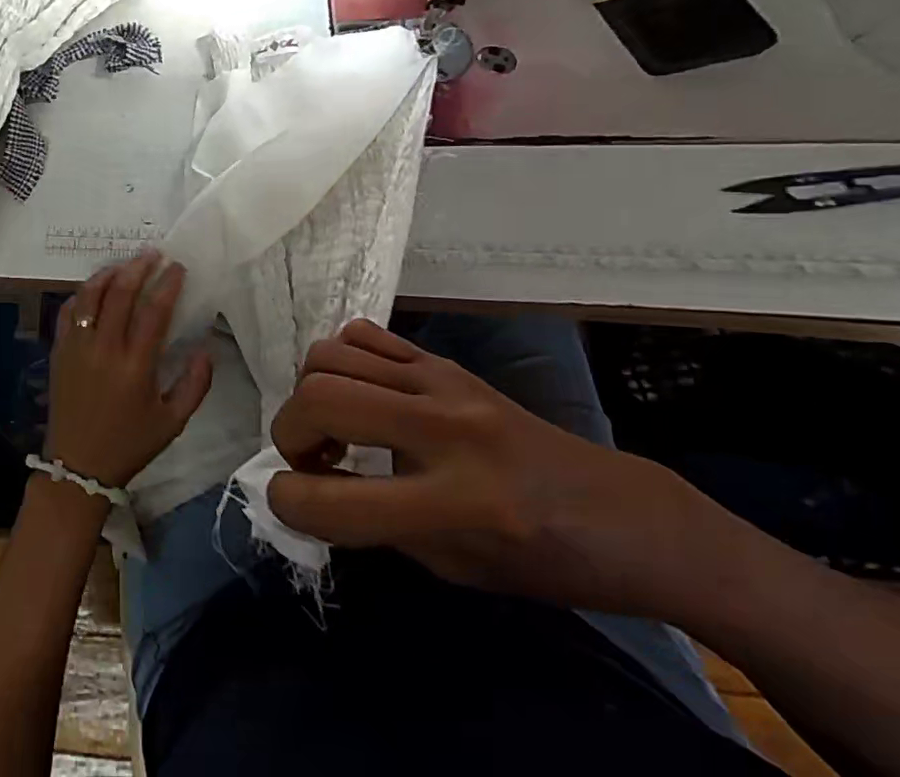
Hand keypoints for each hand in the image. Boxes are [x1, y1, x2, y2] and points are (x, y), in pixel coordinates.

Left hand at [46, 251, 212, 489]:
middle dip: (139, 268)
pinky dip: (82, 294)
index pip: (154, 311)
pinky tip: (95, 288)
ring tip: (126, 264)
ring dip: (109, 274)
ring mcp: (77, 348)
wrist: (78, 467)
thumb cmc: (130, 444)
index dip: (168, 284)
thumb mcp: (174, 422)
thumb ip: (195, 384)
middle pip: (120, 294)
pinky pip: (68, 312)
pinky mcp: (59, 352)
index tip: (178, 267)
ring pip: (90, 296)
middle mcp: (104, 350)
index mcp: (135, 366)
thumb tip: (206, 349)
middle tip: (154, 254)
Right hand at [267, 318, 735, 619]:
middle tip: (312, 460)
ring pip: (331, 355)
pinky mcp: (446, 361)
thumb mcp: (446, 565)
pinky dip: (342, 361)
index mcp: (452, 505)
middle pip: (318, 399)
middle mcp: (444, 431)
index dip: (285, 501)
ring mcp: (445, 383)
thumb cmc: (534, 558)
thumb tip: (303, 486)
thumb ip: (368, 523)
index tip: (288, 499)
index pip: (327, 498)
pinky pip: (366, 335)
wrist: (613, 511)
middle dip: (289, 434)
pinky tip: (362, 395)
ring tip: (336, 427)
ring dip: (312, 394)